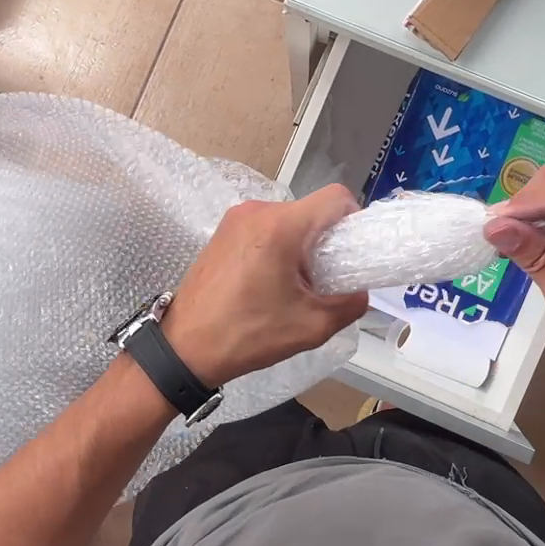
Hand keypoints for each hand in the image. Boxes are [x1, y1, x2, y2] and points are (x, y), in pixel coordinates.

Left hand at [160, 186, 370, 386]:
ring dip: (300, 246)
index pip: (336, 197)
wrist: (184, 347)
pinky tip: (269, 282)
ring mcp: (235, 218)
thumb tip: (360, 291)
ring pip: (287, 220)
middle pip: (310, 210)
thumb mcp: (312, 326)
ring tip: (293, 286)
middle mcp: (257, 211)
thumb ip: (350, 303)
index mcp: (280, 226)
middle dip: (325, 240)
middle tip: (324, 279)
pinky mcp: (222, 231)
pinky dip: (276, 247)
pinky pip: (264, 228)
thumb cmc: (247, 335)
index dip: (354, 219)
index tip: (353, 250)